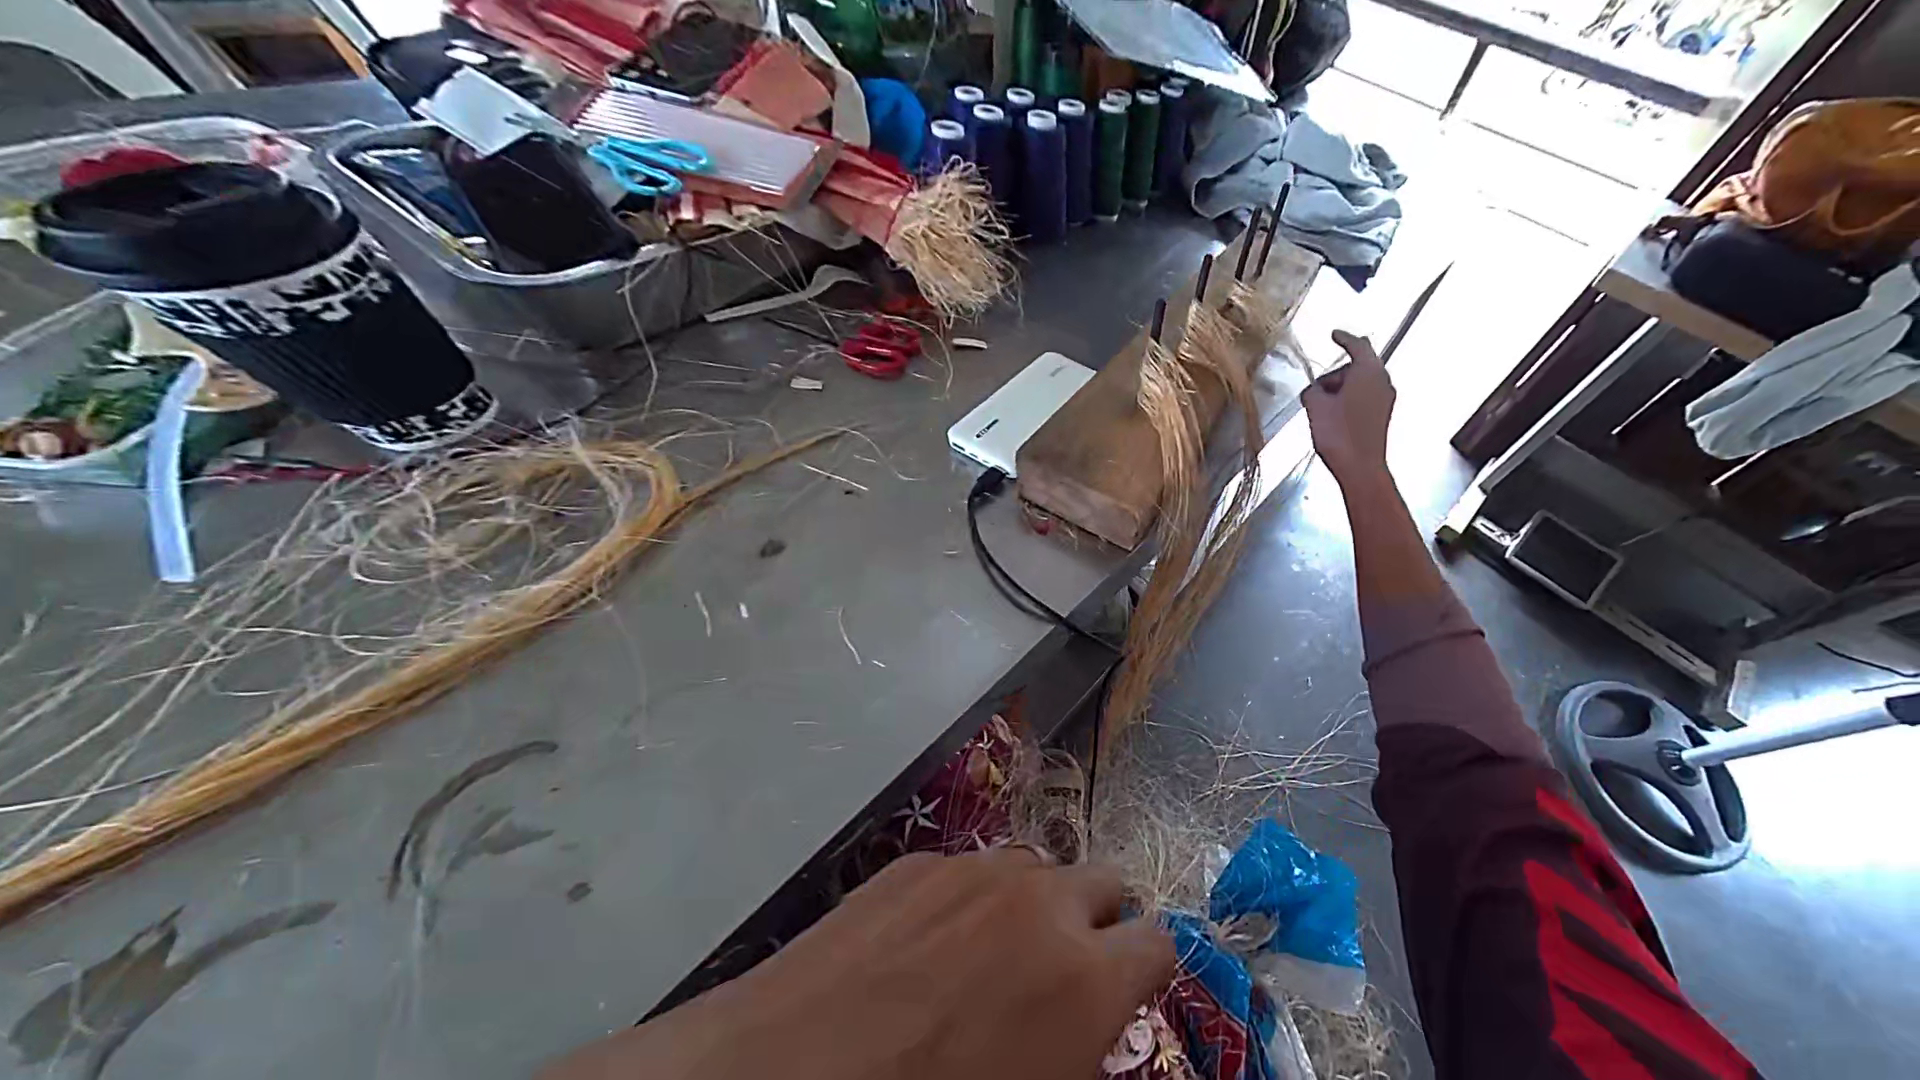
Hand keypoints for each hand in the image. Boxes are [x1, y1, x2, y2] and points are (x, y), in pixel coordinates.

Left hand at [541, 847, 1174, 1079]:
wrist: (794, 1070)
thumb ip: (1080, 1049)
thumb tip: (1083, 1025)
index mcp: (1085, 972)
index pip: (1159, 942)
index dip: (1148, 966)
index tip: (1130, 984)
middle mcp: (1038, 899)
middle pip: (1103, 882)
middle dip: (1098, 921)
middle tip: (1066, 964)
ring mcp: (974, 868)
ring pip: (1035, 866)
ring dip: (1034, 902)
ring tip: (995, 950)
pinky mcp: (919, 860)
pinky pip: (971, 869)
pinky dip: (972, 896)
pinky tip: (930, 940)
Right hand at [1301, 330, 1395, 490]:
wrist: (1359, 466)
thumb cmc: (1338, 433)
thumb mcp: (1315, 406)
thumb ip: (1313, 391)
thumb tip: (1314, 390)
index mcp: (1369, 373)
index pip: (1358, 346)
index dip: (1344, 339)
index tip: (1335, 334)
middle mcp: (1382, 382)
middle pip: (1358, 367)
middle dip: (1335, 374)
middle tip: (1315, 388)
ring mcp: (1385, 400)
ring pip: (1360, 383)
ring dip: (1340, 389)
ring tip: (1319, 406)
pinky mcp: (1381, 415)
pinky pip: (1363, 398)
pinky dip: (1347, 400)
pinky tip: (1332, 415)